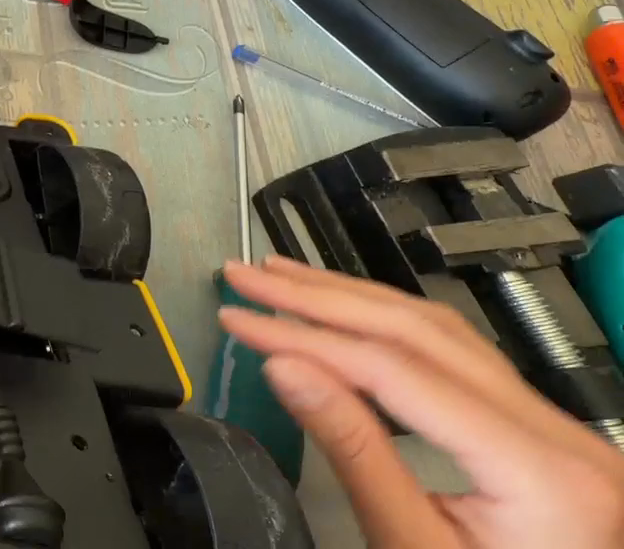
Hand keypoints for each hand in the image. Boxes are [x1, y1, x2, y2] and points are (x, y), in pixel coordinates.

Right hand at [220, 256, 623, 547]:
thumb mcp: (411, 542)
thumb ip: (353, 451)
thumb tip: (282, 366)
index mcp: (542, 470)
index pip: (394, 369)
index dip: (304, 337)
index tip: (236, 318)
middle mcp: (561, 434)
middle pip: (417, 332)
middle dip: (317, 297)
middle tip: (244, 276)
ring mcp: (553, 426)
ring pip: (434, 328)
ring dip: (345, 295)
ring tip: (277, 276)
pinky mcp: (534, 427)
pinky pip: (450, 349)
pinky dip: (380, 317)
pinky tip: (338, 305)